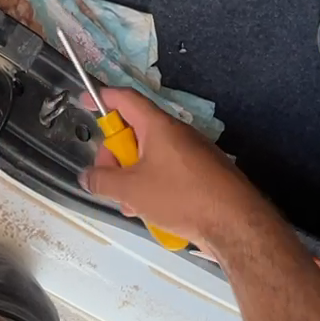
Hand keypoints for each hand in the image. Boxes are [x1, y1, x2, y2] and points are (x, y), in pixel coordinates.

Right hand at [80, 88, 272, 254]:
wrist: (234, 223)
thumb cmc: (181, 197)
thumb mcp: (130, 190)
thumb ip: (102, 181)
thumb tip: (86, 176)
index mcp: (158, 126)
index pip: (125, 99)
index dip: (102, 97)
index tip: (84, 100)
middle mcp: (176, 134)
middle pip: (134, 133)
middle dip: (115, 156)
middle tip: (108, 180)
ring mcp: (191, 154)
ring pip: (148, 158)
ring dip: (132, 177)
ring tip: (131, 205)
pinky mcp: (200, 174)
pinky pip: (166, 172)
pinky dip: (151, 187)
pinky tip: (151, 211)